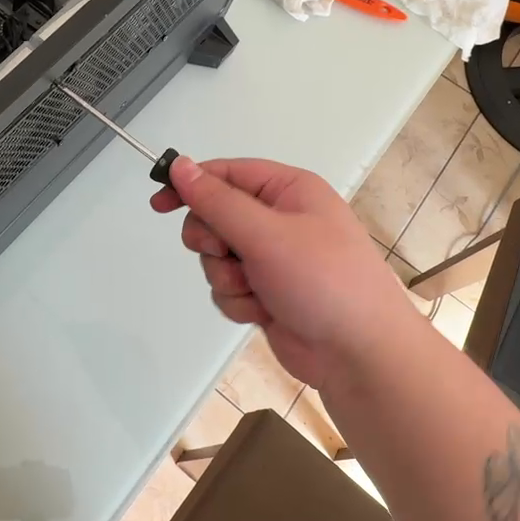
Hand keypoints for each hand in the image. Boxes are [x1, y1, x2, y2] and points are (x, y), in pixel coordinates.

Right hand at [152, 157, 415, 386]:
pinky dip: (237, 300)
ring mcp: (273, 258)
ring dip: (226, 276)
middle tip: (225, 254)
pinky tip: (262, 311)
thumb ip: (216, 200)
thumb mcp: (265, 234)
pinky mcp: (267, 292)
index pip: (226, 173)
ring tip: (255, 290)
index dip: (190, 185)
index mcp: (288, 190)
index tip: (159, 203)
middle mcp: (280, 219)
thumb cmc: (322, 281)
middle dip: (212, 242)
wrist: (360, 355)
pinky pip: (228, 286)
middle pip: (215, 216)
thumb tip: (180, 165)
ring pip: (217, 256)